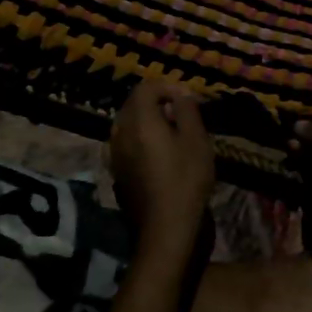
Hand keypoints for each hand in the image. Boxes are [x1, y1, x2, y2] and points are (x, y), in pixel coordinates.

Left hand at [110, 81, 214, 251]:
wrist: (165, 225)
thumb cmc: (186, 178)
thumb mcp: (196, 139)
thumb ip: (187, 110)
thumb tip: (180, 94)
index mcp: (139, 120)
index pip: (145, 87)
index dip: (167, 86)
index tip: (188, 99)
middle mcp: (120, 131)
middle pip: (133, 103)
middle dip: (157, 102)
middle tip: (182, 113)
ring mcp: (115, 152)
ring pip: (129, 123)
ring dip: (149, 120)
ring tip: (173, 132)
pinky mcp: (117, 169)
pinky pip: (127, 141)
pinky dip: (142, 138)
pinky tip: (161, 153)